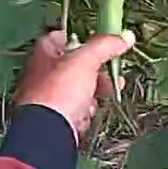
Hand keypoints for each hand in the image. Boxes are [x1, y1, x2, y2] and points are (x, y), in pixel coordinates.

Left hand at [15, 30, 133, 138]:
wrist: (47, 132)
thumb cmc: (60, 90)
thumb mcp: (85, 60)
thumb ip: (105, 46)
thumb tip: (126, 36)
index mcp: (43, 54)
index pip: (59, 37)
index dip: (79, 37)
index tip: (98, 42)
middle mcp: (41, 74)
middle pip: (73, 66)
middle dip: (96, 71)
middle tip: (113, 74)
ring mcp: (46, 97)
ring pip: (76, 89)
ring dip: (93, 92)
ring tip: (105, 95)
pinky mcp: (53, 118)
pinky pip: (73, 110)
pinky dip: (83, 112)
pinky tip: (86, 115)